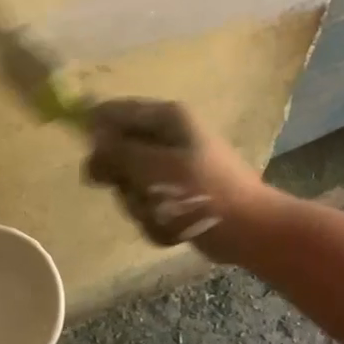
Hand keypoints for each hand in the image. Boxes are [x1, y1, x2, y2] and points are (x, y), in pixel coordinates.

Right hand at [82, 98, 271, 251]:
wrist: (250, 229)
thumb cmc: (202, 192)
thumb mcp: (153, 169)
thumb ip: (117, 154)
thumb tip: (93, 143)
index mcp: (165, 118)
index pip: (112, 112)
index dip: (97, 137)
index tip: (96, 168)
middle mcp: (167, 136)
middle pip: (118, 154)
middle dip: (124, 183)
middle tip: (138, 195)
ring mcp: (172, 167)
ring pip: (130, 185)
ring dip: (141, 207)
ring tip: (164, 217)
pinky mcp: (178, 194)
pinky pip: (149, 205)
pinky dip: (157, 222)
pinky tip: (175, 231)